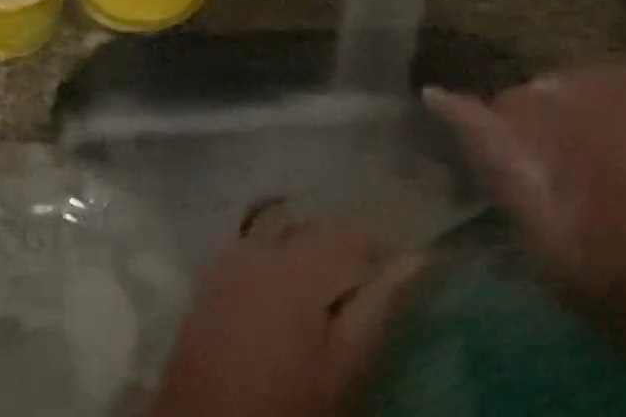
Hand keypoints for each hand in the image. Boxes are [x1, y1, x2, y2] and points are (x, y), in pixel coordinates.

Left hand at [146, 206, 421, 416]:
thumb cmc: (287, 403)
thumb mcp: (343, 364)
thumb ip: (378, 306)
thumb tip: (416, 260)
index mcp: (298, 265)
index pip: (350, 232)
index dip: (378, 244)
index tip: (398, 267)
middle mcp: (260, 248)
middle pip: (311, 225)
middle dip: (340, 242)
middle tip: (363, 279)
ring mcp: (228, 261)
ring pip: (278, 229)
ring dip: (305, 245)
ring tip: (323, 283)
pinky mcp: (208, 280)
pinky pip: (249, 245)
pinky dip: (272, 253)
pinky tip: (280, 288)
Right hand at [424, 70, 625, 416]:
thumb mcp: (554, 247)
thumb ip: (497, 164)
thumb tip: (438, 96)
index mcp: (588, 128)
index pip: (515, 100)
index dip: (504, 133)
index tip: (516, 174)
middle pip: (561, 85)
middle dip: (551, 121)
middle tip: (565, 176)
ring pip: (610, 84)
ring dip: (597, 114)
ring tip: (613, 167)